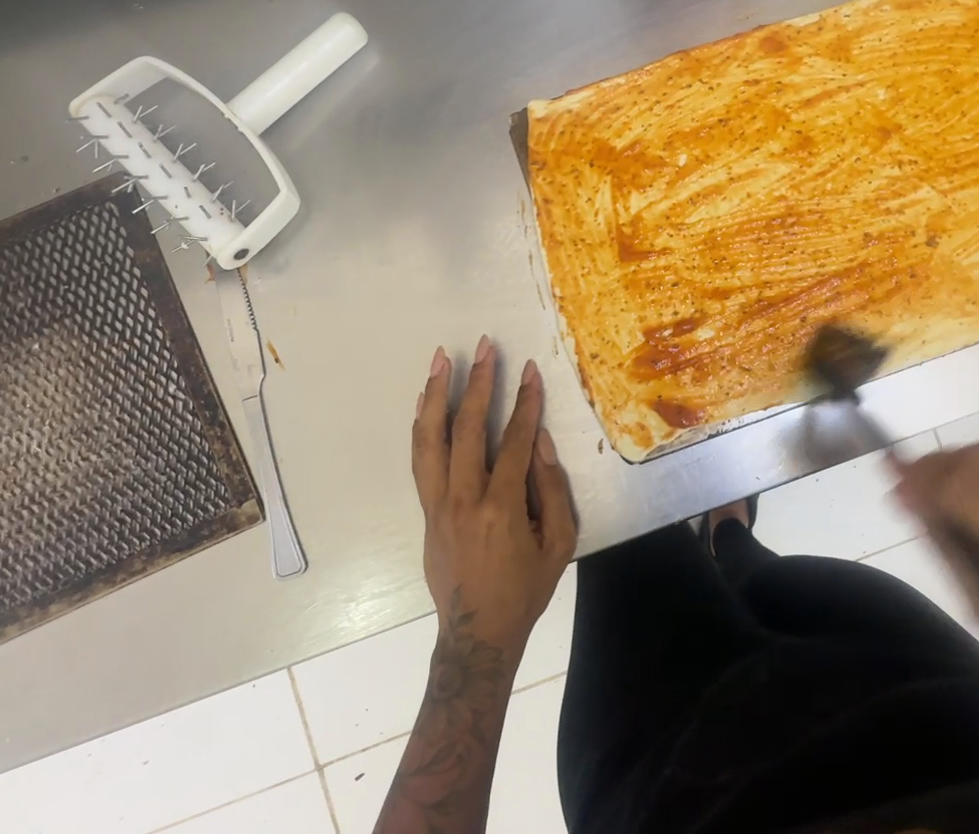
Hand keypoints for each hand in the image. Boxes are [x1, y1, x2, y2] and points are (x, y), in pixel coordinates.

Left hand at [412, 337, 577, 656]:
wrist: (477, 633)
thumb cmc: (525, 589)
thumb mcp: (558, 544)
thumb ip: (552, 490)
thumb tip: (542, 442)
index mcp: (502, 507)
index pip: (516, 441)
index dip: (526, 403)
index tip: (529, 370)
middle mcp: (463, 498)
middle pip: (469, 428)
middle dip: (478, 382)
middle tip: (485, 346)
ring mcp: (438, 504)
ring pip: (432, 438)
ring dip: (437, 394)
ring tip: (441, 358)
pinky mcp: (425, 511)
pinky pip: (420, 459)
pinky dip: (421, 426)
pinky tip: (425, 401)